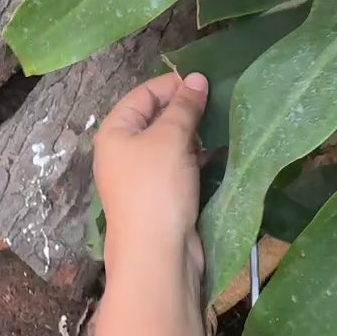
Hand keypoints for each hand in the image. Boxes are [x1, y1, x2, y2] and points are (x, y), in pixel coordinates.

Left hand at [93, 71, 207, 264]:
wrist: (156, 257)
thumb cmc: (156, 188)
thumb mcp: (171, 139)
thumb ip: (184, 107)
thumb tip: (196, 78)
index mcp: (115, 131)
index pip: (143, 94)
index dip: (172, 84)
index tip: (205, 81)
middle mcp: (122, 150)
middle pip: (155, 117)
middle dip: (184, 108)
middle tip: (218, 100)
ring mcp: (141, 175)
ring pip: (169, 142)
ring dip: (193, 133)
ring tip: (222, 122)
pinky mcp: (160, 195)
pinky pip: (178, 166)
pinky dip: (196, 157)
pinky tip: (218, 151)